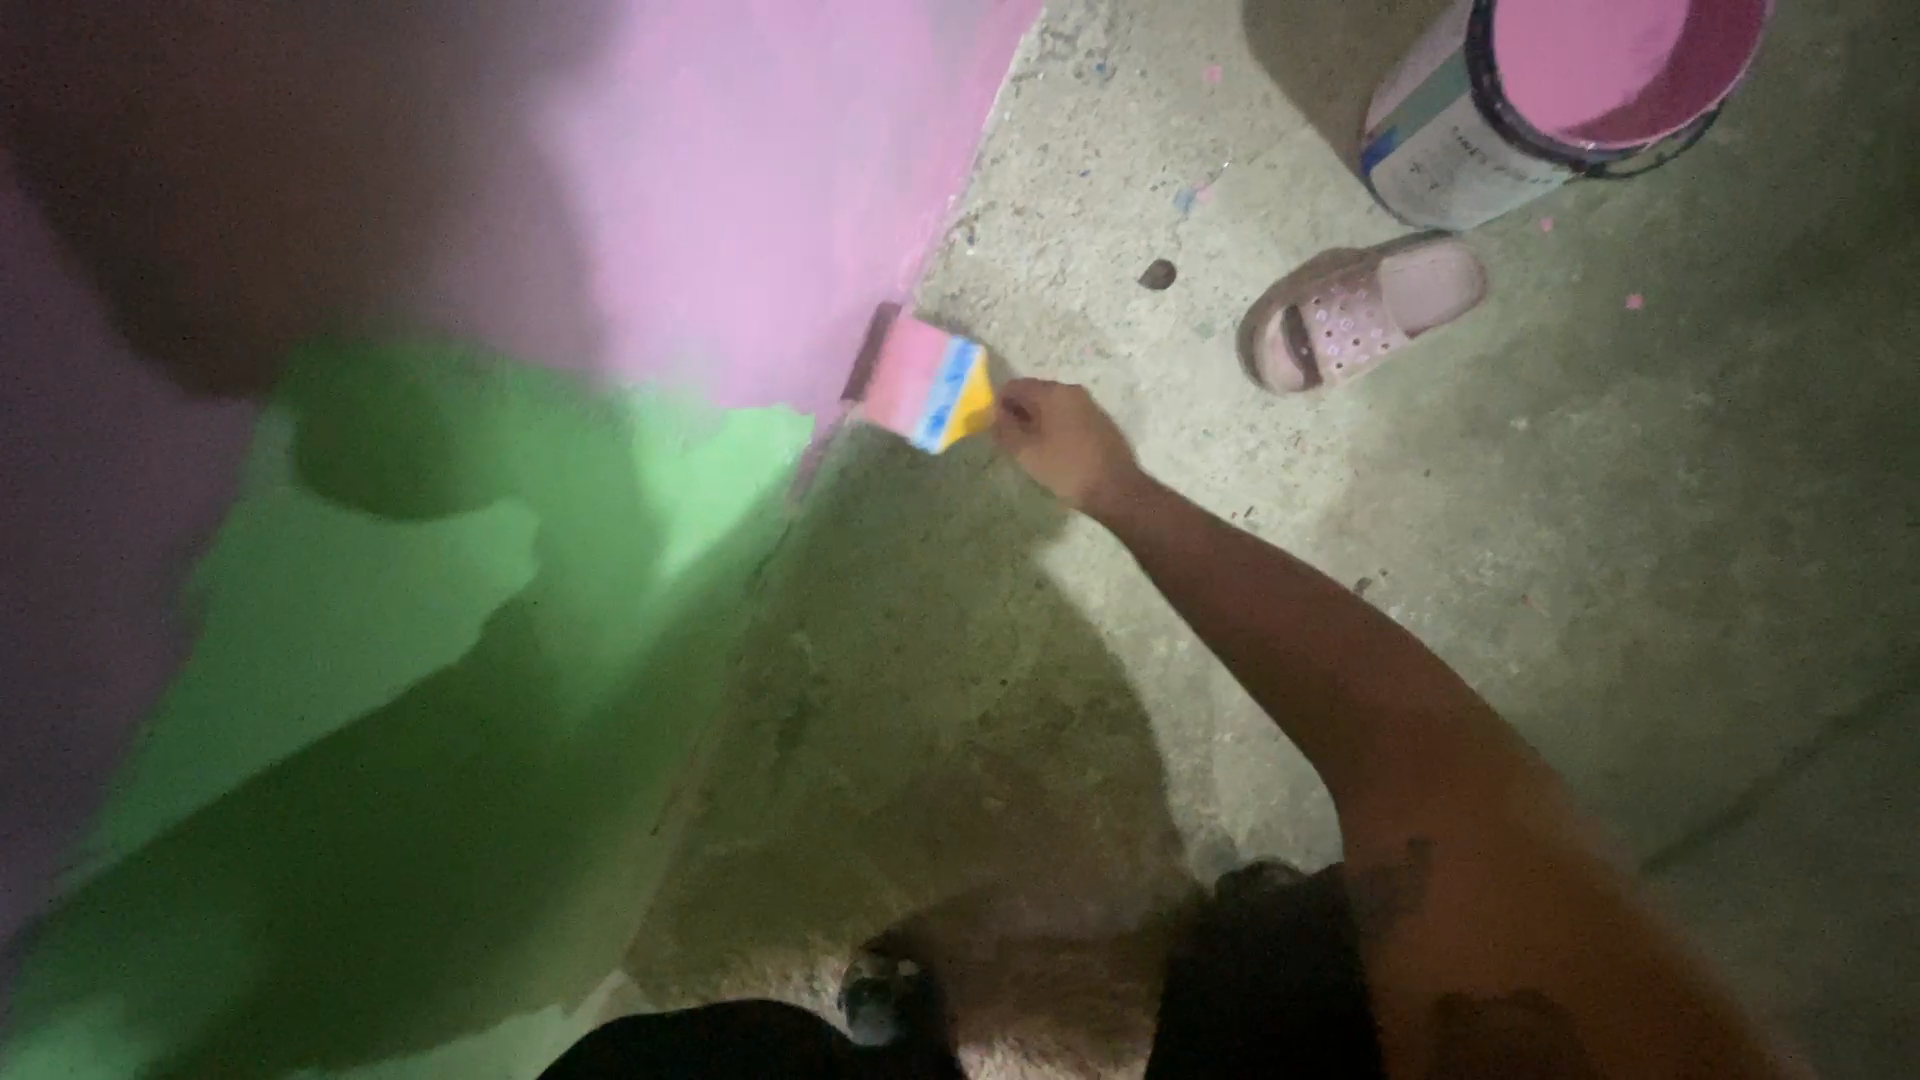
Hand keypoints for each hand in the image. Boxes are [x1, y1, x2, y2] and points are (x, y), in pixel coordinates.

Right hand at [993, 378, 1145, 515]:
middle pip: (1034, 393)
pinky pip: (1068, 415)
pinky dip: (1056, 426)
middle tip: (1012, 441)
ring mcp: (1089, 404)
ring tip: (1033, 448)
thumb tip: (995, 413)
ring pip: (1052, 405)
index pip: (1014, 386)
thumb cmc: (1065, 469)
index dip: (999, 405)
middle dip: (1019, 412)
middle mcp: (1071, 390)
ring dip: (1037, 420)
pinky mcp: (1100, 420)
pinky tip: (1055, 450)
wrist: (1115, 488)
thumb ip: (1005, 429)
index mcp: (1051, 392)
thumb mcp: (1026, 452)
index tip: (996, 428)